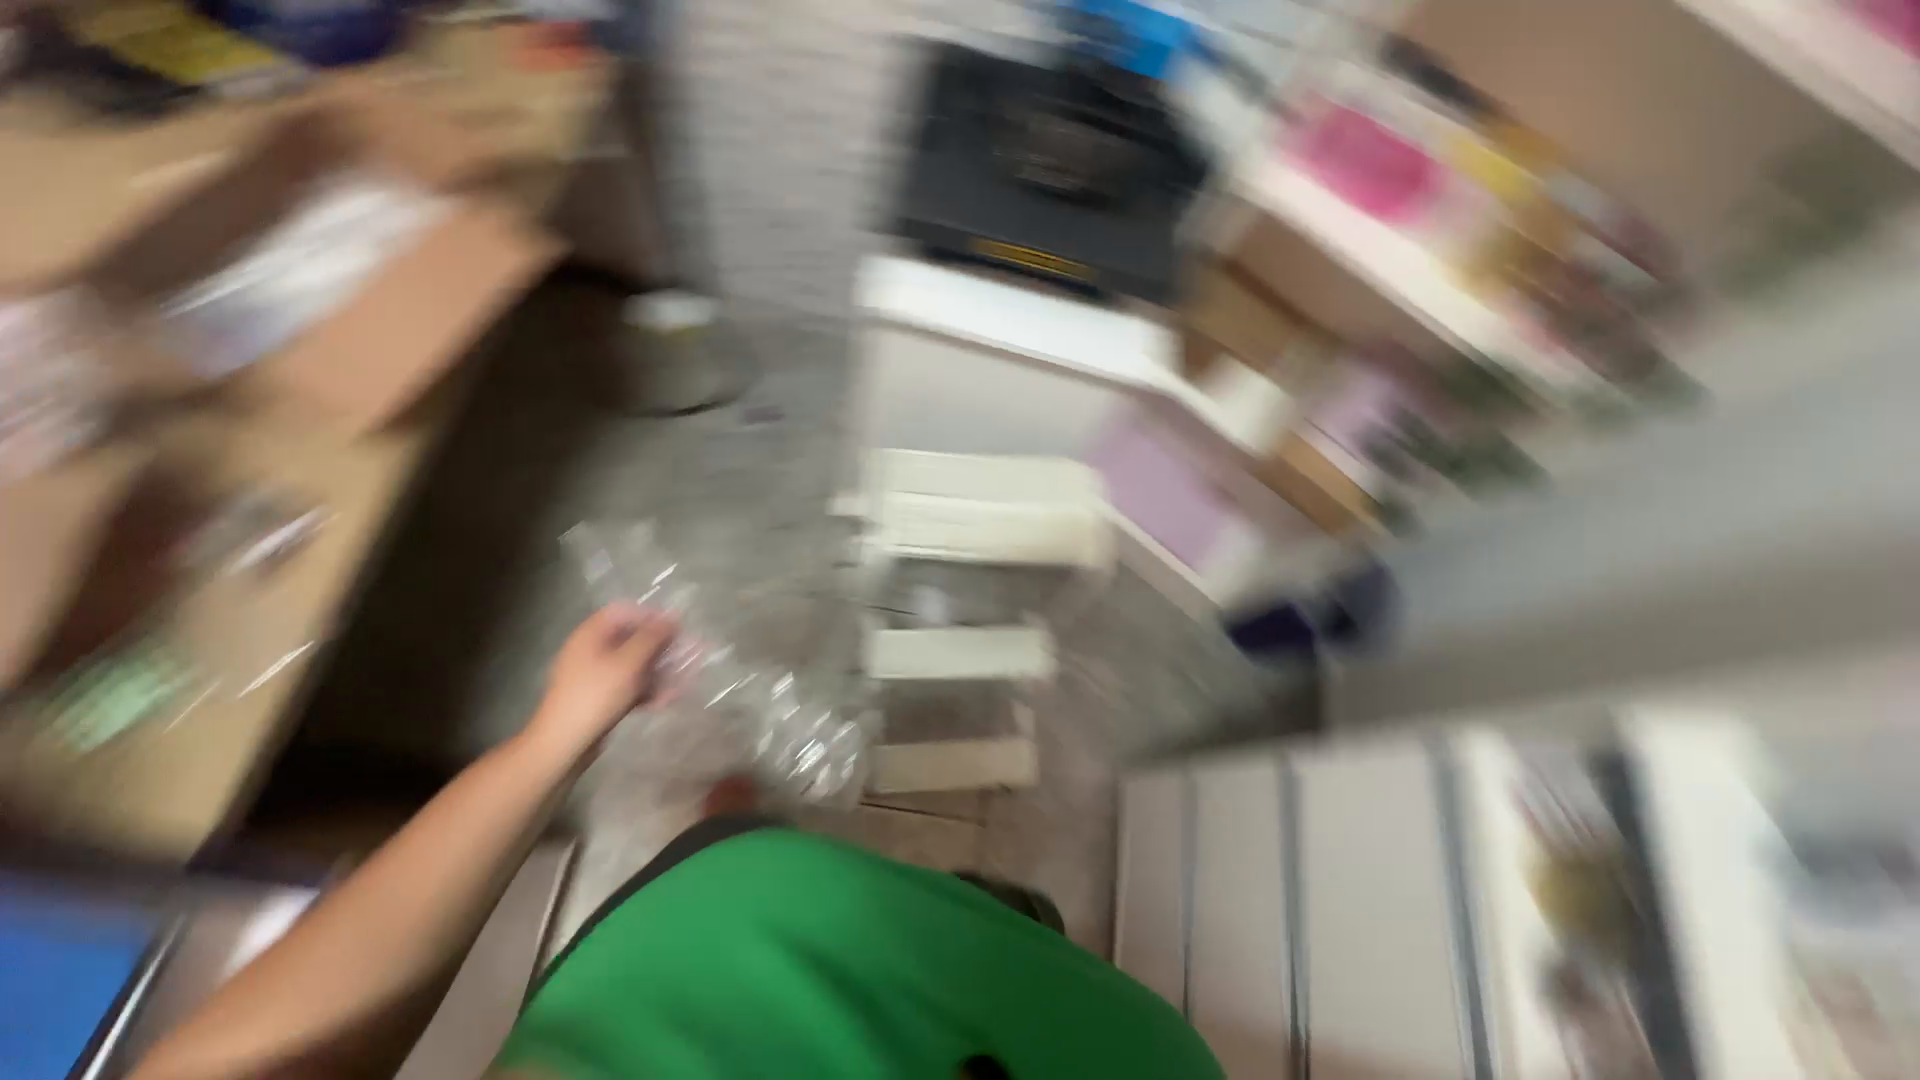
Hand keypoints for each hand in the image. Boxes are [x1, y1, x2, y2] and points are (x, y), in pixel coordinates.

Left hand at [529, 604, 676, 757]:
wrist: (564, 743)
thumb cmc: (596, 695)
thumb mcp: (628, 663)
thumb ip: (652, 638)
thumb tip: (671, 618)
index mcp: (591, 635)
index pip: (624, 612)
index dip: (651, 616)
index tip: (676, 627)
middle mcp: (592, 651)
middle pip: (632, 640)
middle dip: (662, 647)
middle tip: (687, 655)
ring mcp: (595, 676)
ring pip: (634, 665)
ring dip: (660, 670)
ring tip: (685, 680)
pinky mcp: (601, 697)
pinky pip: (629, 686)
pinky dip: (648, 689)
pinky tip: (667, 700)